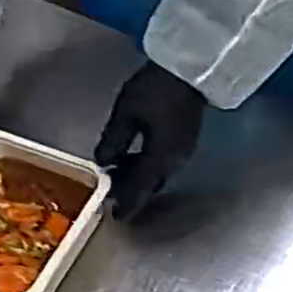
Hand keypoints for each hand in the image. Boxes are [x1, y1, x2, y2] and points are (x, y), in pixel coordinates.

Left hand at [94, 61, 206, 222]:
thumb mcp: (127, 112)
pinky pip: (163, 163)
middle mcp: (175, 161)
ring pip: (157, 174)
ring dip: (138, 178)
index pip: (142, 186)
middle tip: (113, 197)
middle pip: (151, 183)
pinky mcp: (183, 143)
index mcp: (162, 157)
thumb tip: (103, 159)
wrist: (189, 75)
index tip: (118, 216)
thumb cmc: (157, 90)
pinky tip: (133, 159)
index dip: (129, 202)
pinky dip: (147, 167)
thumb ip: (114, 139)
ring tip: (118, 176)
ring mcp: (182, 152)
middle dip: (132, 191)